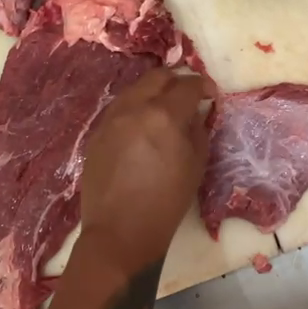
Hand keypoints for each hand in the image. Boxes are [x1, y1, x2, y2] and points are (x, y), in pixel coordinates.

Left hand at [77, 69, 213, 272]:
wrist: (120, 231)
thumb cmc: (166, 203)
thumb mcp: (196, 166)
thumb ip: (198, 131)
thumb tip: (196, 113)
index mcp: (164, 115)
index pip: (188, 86)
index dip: (203, 86)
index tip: (210, 94)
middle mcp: (134, 108)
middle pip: (158, 77)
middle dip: (177, 81)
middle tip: (188, 96)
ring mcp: (111, 118)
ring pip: (135, 89)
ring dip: (153, 92)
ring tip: (165, 110)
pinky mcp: (97, 132)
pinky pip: (120, 108)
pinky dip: (135, 108)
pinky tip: (142, 128)